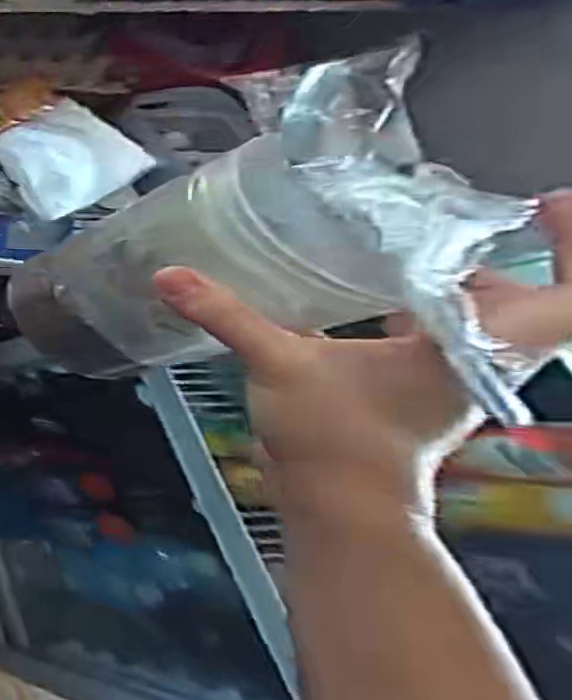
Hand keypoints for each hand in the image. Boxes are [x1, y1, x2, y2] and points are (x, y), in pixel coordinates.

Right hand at [153, 191, 571, 524]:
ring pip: (468, 316)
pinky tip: (350, 294)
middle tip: (443, 221)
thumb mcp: (280, 364)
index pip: (568, 294)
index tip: (544, 200)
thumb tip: (168, 275)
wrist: (338, 498)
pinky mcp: (404, 384)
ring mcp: (441, 372)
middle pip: (522, 299)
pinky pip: (422, 334)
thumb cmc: (338, 433)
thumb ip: (227, 316)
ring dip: (447, 282)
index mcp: (474, 346)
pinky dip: (401, 310)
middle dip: (497, 257)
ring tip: (395, 246)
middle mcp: (473, 355)